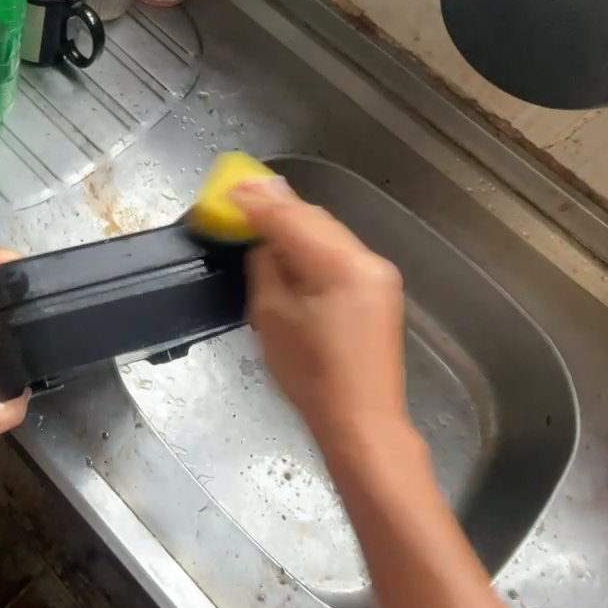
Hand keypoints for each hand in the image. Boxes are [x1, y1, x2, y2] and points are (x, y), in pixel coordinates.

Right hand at [236, 178, 408, 441]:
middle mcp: (366, 260)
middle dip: (276, 205)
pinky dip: (311, 242)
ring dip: (294, 221)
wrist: (361, 419)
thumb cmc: (309, 375)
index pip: (290, 219)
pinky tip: (290, 243)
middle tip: (240, 194)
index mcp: (339, 266)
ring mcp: (378, 273)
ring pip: (328, 231)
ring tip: (259, 212)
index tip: (228, 188)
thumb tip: (263, 239)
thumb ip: (266, 266)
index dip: (255, 202)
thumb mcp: (271, 317)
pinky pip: (339, 251)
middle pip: (314, 218)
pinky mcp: (378, 289)